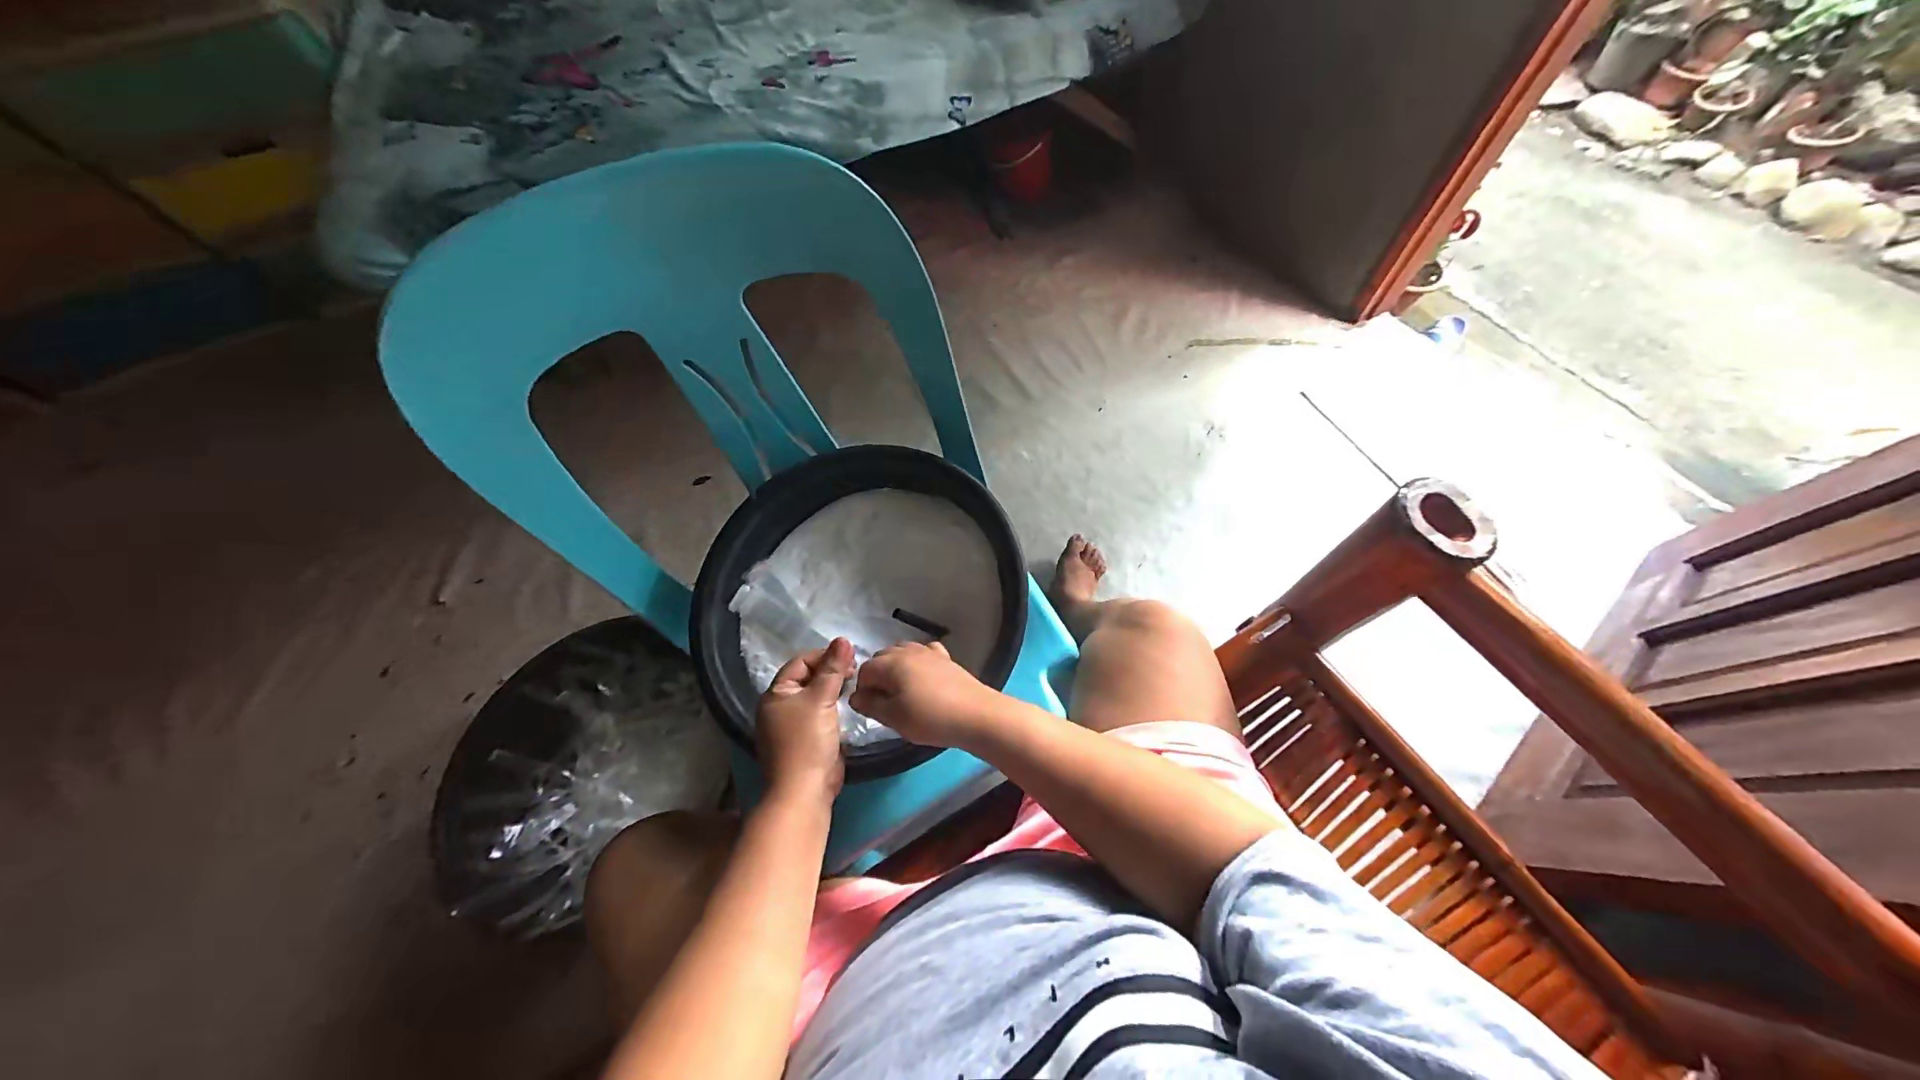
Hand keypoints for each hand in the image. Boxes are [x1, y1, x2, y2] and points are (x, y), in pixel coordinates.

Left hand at [756, 637, 853, 801]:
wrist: (804, 790)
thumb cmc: (807, 740)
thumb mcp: (821, 699)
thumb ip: (833, 669)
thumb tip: (843, 639)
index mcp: (776, 694)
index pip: (801, 662)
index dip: (825, 656)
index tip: (850, 659)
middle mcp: (779, 707)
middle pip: (808, 678)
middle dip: (831, 671)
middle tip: (856, 672)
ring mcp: (791, 725)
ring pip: (815, 696)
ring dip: (833, 689)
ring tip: (855, 685)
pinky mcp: (805, 739)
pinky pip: (820, 714)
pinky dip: (833, 707)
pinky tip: (848, 706)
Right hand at [849, 641, 1002, 749]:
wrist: (976, 714)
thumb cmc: (930, 718)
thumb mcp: (894, 718)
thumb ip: (871, 705)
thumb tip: (856, 697)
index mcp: (890, 663)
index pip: (863, 671)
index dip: (862, 690)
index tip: (870, 709)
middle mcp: (906, 650)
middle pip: (881, 658)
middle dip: (877, 677)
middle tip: (885, 703)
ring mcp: (928, 651)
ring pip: (901, 653)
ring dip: (896, 669)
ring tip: (903, 693)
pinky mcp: (945, 658)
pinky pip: (923, 654)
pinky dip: (917, 663)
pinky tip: (923, 679)